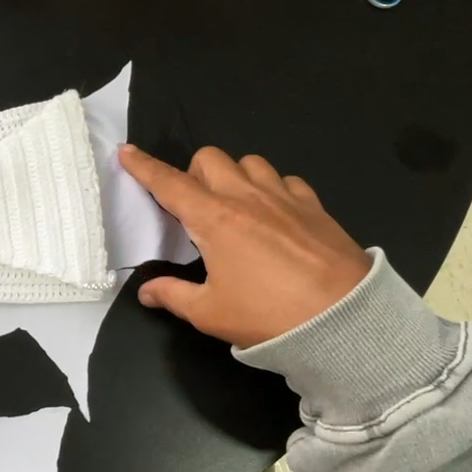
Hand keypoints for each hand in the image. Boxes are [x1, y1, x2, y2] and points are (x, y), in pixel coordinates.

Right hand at [119, 144, 370, 349]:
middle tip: (193, 205)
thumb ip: (173, 295)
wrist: (344, 319)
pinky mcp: (314, 206)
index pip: (169, 183)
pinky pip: (286, 180)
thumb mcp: (210, 313)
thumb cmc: (268, 315)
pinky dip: (272, 189)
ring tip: (234, 205)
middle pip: (211, 159)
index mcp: (214, 219)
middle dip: (193, 172)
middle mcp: (246, 197)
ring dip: (234, 175)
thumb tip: (147, 291)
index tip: (127, 152)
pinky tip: (274, 214)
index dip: (144, 167)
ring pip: (250, 162)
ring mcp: (284, 197)